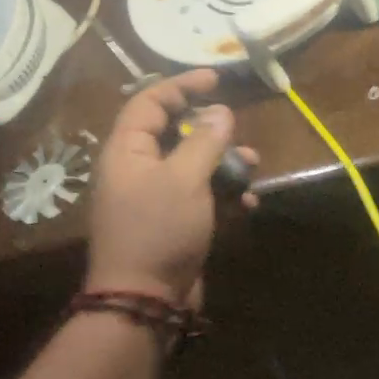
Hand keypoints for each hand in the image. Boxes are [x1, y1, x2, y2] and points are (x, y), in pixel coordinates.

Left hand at [84, 69, 257, 308]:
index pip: (149, 102)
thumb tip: (221, 112)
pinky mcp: (173, 223)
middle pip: (175, 133)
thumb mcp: (185, 179)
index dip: (182, 84)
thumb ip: (205, 141)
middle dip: (213, 131)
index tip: (217, 79)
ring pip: (194, 165)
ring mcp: (155, 198)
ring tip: (252, 169)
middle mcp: (137, 169)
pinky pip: (202, 195)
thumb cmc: (159, 230)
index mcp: (127, 151)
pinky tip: (247, 204)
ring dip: (225, 164)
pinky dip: (224, 195)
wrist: (144, 300)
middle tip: (238, 133)